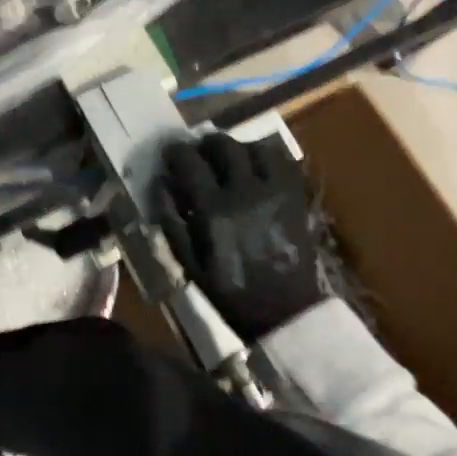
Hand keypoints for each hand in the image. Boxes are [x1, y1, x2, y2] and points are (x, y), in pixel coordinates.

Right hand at [159, 132, 327, 341]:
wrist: (284, 311)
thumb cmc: (229, 291)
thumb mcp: (189, 263)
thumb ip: (171, 221)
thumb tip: (161, 184)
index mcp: (214, 210)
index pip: (190, 162)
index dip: (176, 151)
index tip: (170, 153)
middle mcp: (244, 192)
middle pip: (224, 146)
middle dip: (206, 144)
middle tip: (200, 153)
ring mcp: (274, 192)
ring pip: (255, 148)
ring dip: (237, 148)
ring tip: (230, 159)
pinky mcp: (296, 197)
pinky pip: (283, 162)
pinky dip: (267, 157)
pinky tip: (258, 167)